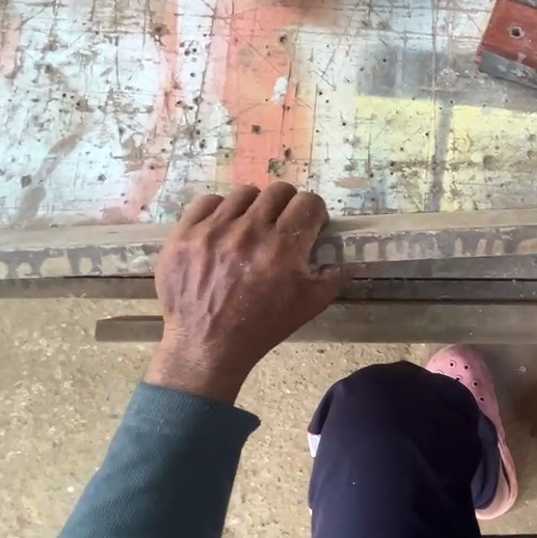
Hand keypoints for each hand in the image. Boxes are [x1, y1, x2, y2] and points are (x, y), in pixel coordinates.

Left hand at [146, 183, 353, 403]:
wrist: (206, 347)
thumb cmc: (264, 326)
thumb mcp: (312, 304)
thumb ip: (336, 276)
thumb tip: (352, 258)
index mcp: (284, 248)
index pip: (309, 202)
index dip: (315, 212)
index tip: (310, 225)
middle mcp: (250, 232)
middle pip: (279, 191)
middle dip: (288, 205)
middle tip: (282, 224)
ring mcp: (213, 232)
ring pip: (244, 193)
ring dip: (255, 206)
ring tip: (251, 226)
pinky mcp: (184, 236)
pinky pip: (207, 202)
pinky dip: (220, 211)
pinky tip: (224, 228)